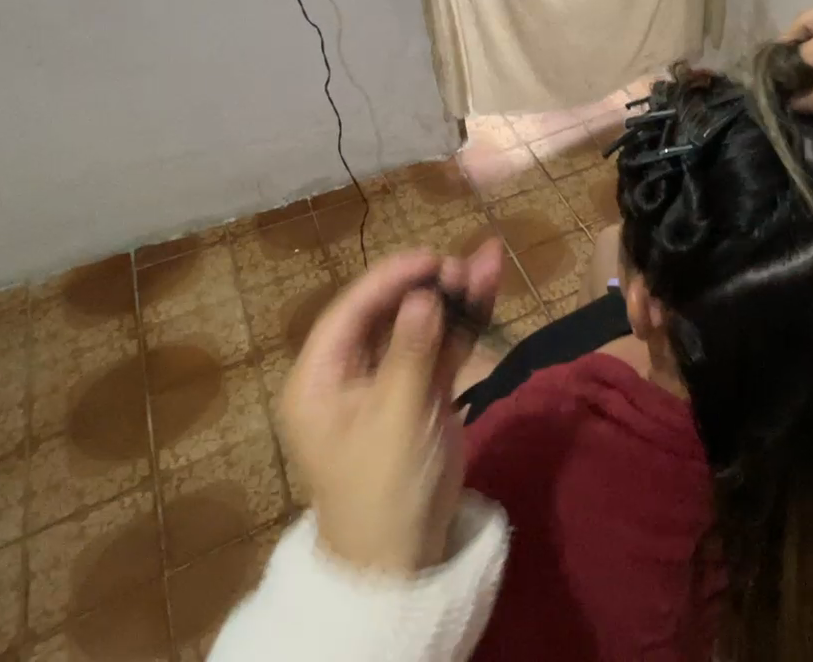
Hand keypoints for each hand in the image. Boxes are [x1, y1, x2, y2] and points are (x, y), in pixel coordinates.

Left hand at [280, 240, 502, 575]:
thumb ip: (411, 355)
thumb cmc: (383, 488)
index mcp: (321, 378)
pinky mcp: (426, 391)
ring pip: (425, 323)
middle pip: (392, 311)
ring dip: (457, 294)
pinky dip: (467, 321)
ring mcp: (393, 379)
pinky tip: (489, 288)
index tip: (432, 258)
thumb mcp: (394, 420)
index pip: (351, 312)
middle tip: (468, 263)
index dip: (390, 279)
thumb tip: (423, 296)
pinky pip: (445, 346)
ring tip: (491, 259)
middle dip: (430, 283)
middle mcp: (353, 370)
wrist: (404, 553)